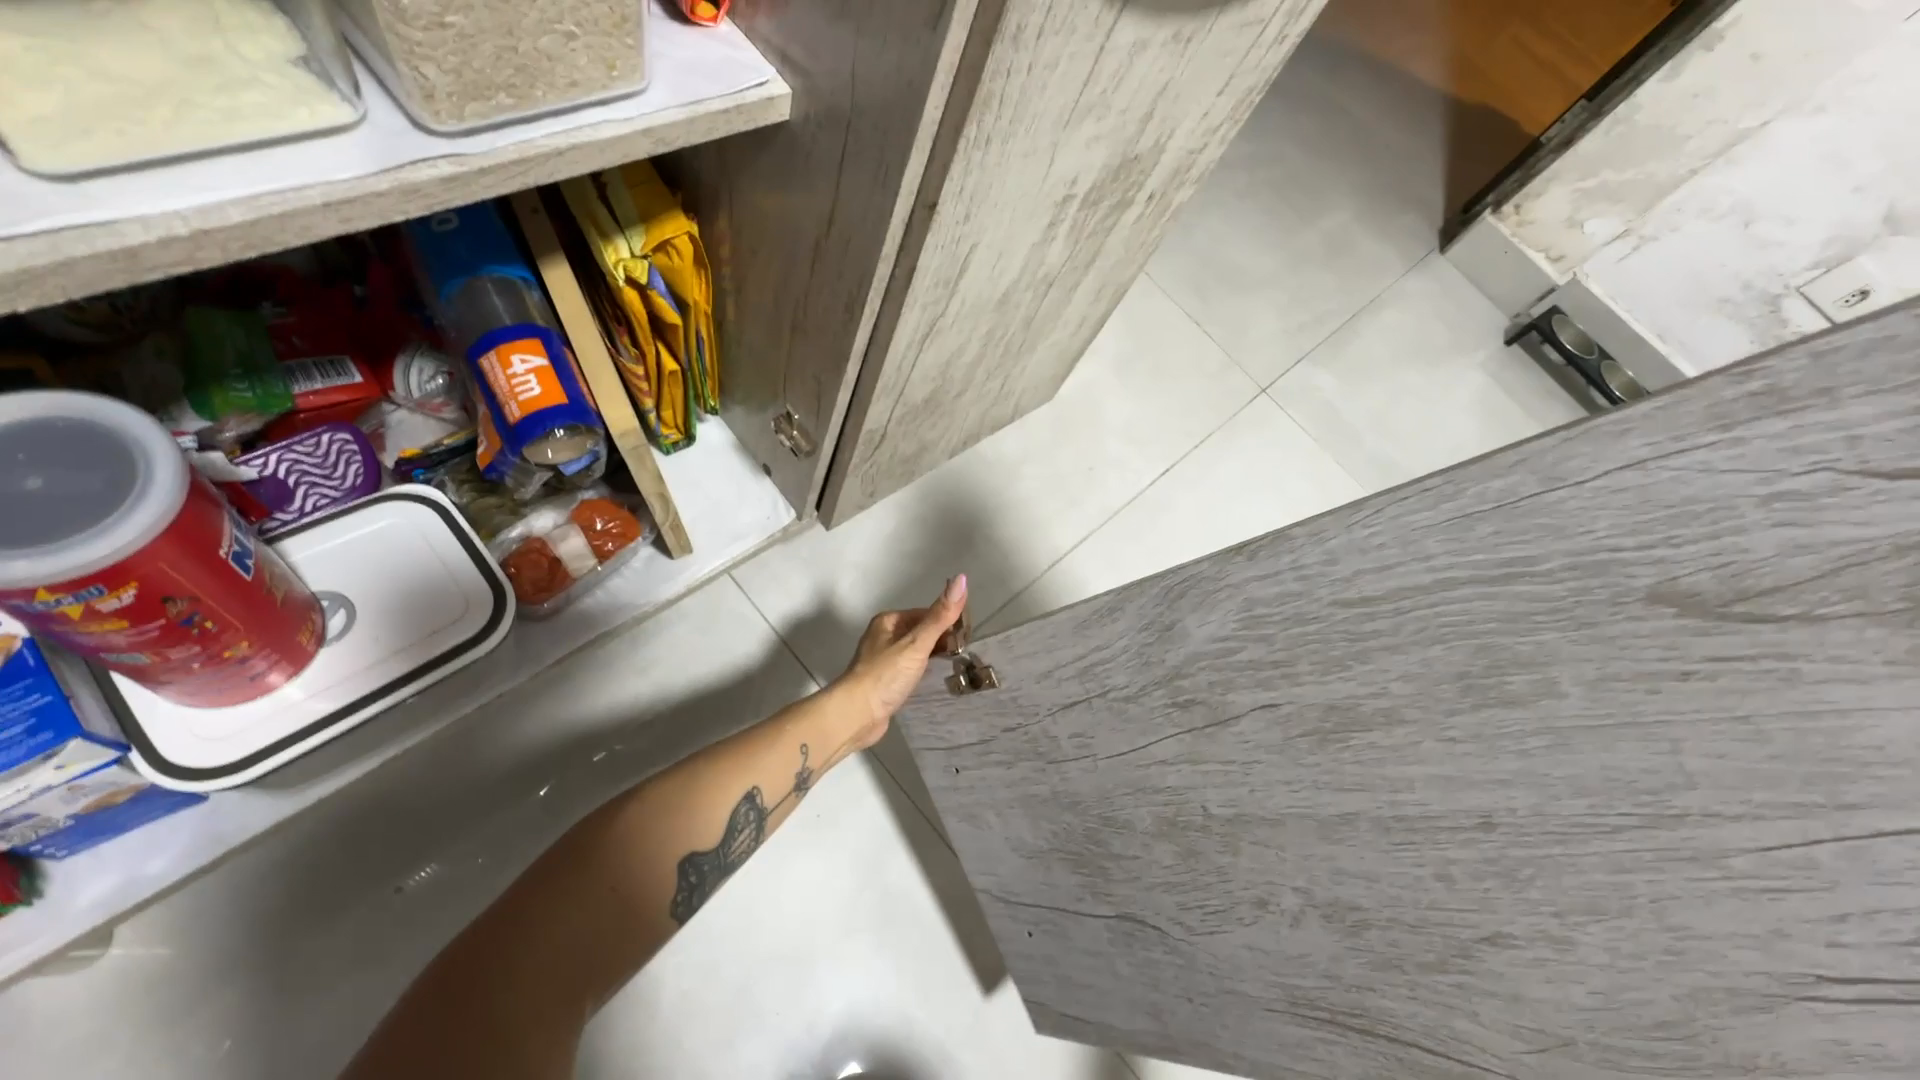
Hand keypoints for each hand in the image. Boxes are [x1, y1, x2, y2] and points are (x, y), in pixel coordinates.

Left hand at [831, 575, 968, 751]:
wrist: (856, 715)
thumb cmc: (886, 675)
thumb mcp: (916, 643)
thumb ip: (940, 616)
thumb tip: (961, 579)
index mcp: (889, 621)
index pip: (927, 614)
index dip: (948, 623)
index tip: (967, 639)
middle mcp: (884, 636)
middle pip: (922, 632)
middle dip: (942, 641)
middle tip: (963, 655)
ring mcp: (883, 660)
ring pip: (917, 652)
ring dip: (935, 657)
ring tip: (955, 667)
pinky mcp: (886, 681)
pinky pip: (911, 669)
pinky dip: (924, 672)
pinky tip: (935, 680)